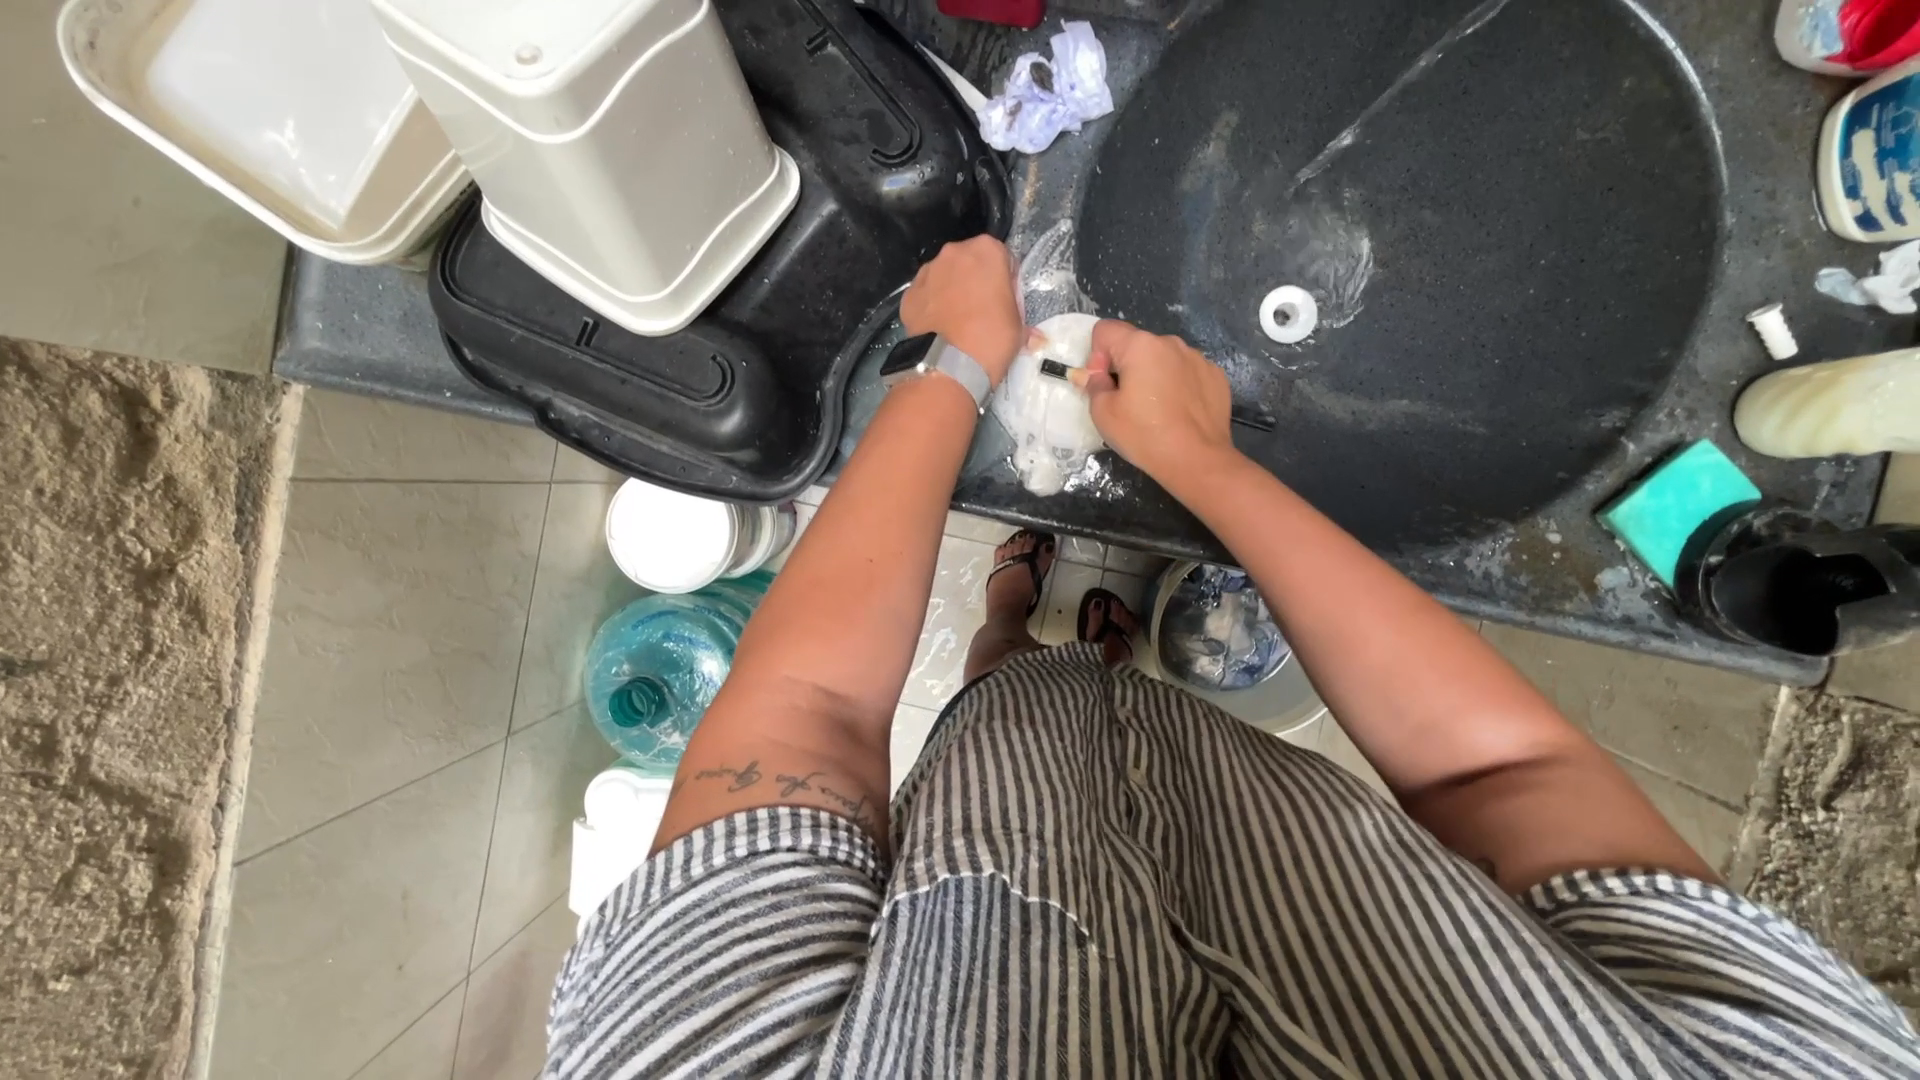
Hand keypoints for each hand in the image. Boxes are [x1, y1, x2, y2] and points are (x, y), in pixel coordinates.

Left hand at [900, 236, 1023, 385]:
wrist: (949, 366)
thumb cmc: (992, 339)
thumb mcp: (1018, 329)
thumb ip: (1023, 322)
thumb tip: (1035, 337)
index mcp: (987, 251)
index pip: (1002, 258)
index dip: (1005, 280)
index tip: (1005, 300)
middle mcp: (953, 252)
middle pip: (970, 262)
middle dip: (975, 281)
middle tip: (981, 311)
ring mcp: (927, 272)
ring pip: (944, 277)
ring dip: (951, 291)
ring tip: (957, 322)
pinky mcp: (909, 294)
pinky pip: (925, 296)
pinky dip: (931, 307)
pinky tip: (939, 328)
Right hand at [1074, 320, 1238, 480]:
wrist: (1196, 459)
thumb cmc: (1143, 435)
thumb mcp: (1103, 414)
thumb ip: (1094, 386)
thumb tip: (1093, 375)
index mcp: (1140, 346)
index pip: (1105, 330)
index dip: (1097, 355)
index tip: (1104, 384)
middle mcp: (1170, 343)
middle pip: (1136, 345)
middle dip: (1126, 366)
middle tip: (1127, 402)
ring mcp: (1197, 358)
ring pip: (1163, 359)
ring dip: (1153, 375)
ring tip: (1156, 410)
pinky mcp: (1215, 375)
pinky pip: (1186, 372)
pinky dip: (1178, 386)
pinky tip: (1179, 412)